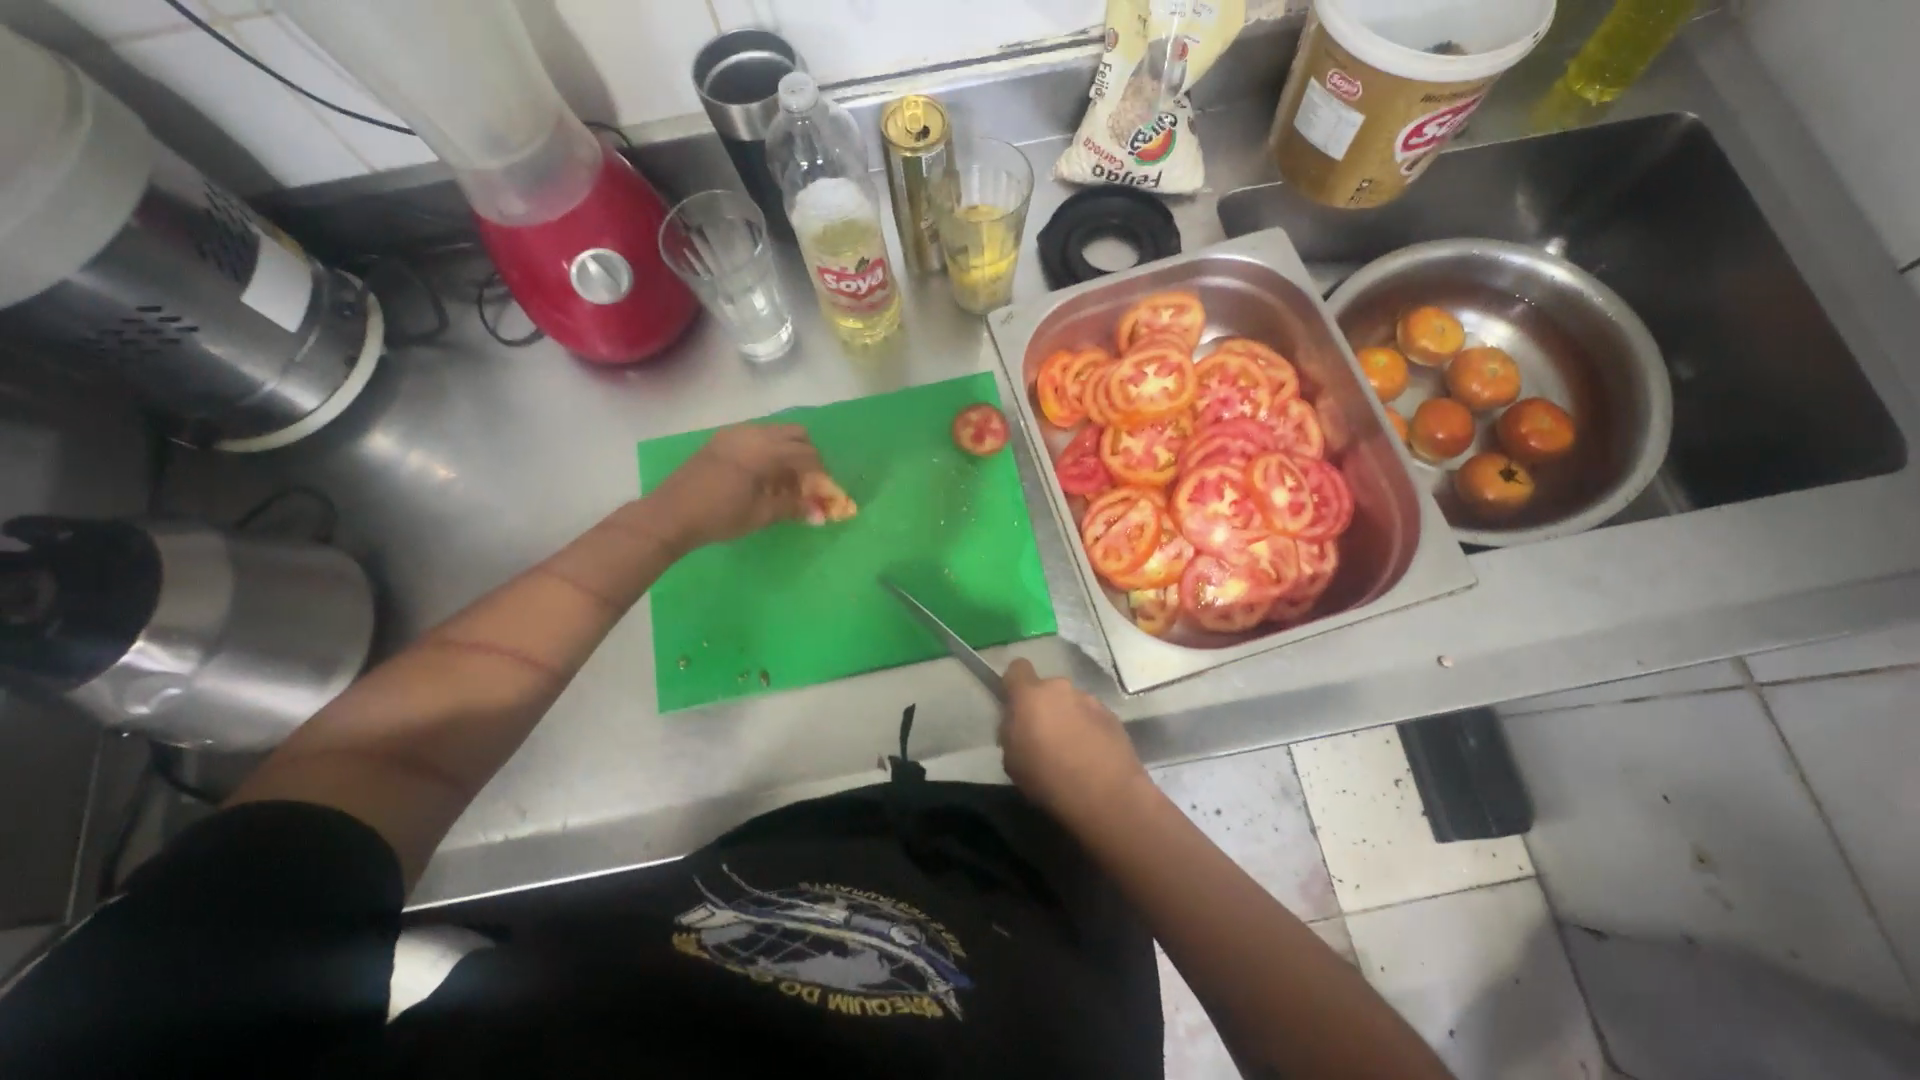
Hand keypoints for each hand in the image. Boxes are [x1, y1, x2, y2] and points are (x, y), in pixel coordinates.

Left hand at [646, 424, 822, 551]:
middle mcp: (753, 433)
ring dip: (787, 452)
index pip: (807, 454)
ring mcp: (734, 433)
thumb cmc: (719, 516)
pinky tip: (761, 477)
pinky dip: (768, 450)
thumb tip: (818, 511)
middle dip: (807, 456)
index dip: (821, 474)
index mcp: (765, 449)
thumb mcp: (761, 514)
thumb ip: (793, 507)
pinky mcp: (721, 440)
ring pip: (775, 432)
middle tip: (806, 483)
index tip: (823, 493)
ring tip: (783, 483)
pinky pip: (756, 436)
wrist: (670, 514)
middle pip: (795, 433)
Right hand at [999, 659, 1149, 823]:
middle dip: (1044, 707)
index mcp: (1030, 696)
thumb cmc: (1048, 779)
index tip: (1015, 706)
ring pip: (1071, 703)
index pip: (1017, 668)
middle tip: (1044, 738)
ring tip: (1072, 751)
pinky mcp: (1113, 716)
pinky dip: (1089, 729)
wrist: (1106, 794)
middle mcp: (1061, 689)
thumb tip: (1019, 725)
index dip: (1014, 684)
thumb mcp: (1012, 761)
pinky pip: (1092, 717)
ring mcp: (1090, 700)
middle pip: (1047, 689)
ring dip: (1068, 718)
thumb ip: (1011, 732)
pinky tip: (1092, 756)